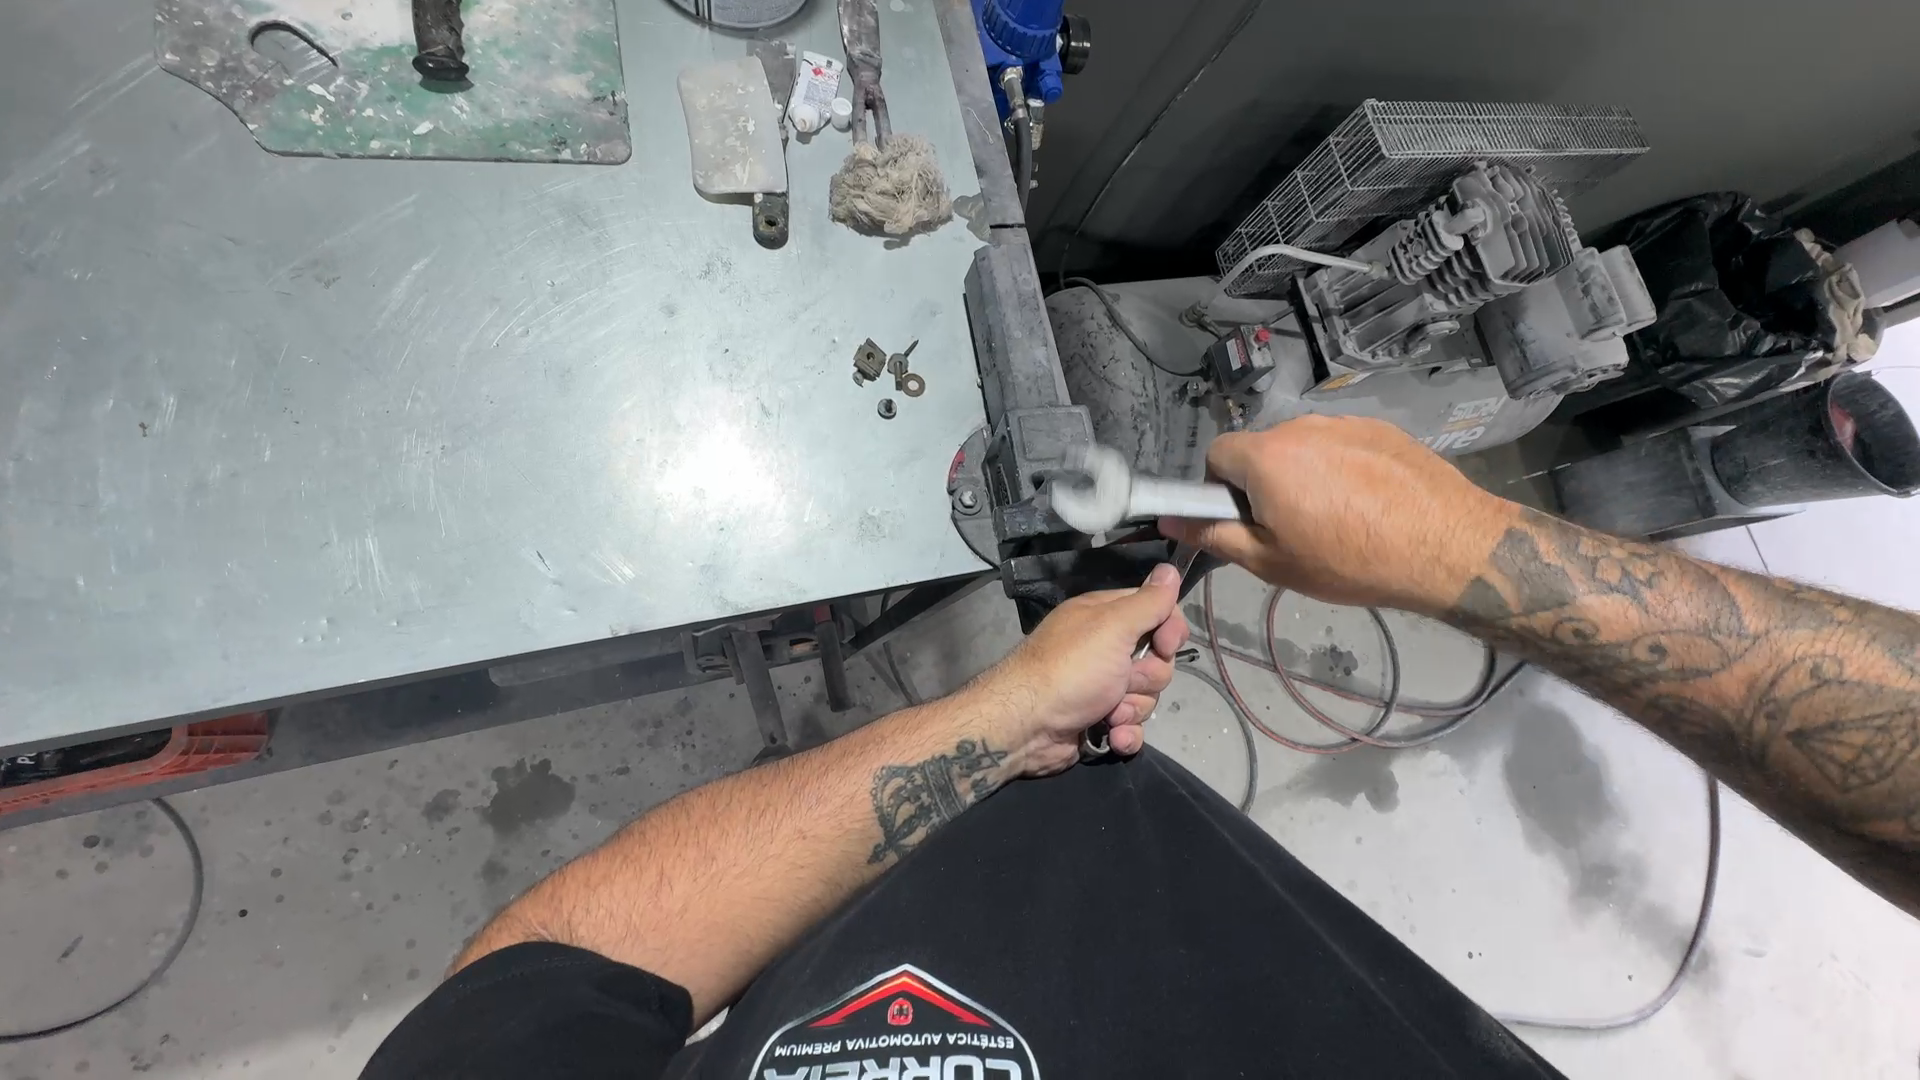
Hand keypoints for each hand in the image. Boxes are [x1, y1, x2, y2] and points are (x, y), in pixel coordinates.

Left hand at [966, 563, 1187, 777]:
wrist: (1026, 725)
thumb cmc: (1071, 669)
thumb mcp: (1112, 626)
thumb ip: (1147, 602)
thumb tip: (1170, 568)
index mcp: (1104, 618)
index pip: (1156, 612)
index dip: (1169, 629)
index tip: (1165, 644)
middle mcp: (1104, 648)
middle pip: (1156, 660)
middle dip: (1146, 677)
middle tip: (1124, 680)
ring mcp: (1101, 686)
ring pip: (1146, 696)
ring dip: (1133, 708)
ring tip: (1109, 713)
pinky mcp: (1099, 720)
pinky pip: (1132, 727)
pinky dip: (1125, 734)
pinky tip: (1113, 736)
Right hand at [1159, 415, 1513, 614]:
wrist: (1449, 548)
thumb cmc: (1348, 560)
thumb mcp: (1270, 560)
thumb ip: (1214, 535)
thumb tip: (1168, 521)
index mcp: (1265, 457)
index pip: (1216, 454)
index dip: (1219, 488)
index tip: (1244, 519)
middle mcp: (1300, 427)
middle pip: (1259, 449)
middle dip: (1260, 480)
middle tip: (1288, 525)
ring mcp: (1344, 423)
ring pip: (1299, 446)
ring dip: (1300, 473)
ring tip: (1334, 515)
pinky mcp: (1380, 427)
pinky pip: (1338, 443)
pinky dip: (1338, 467)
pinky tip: (1365, 501)